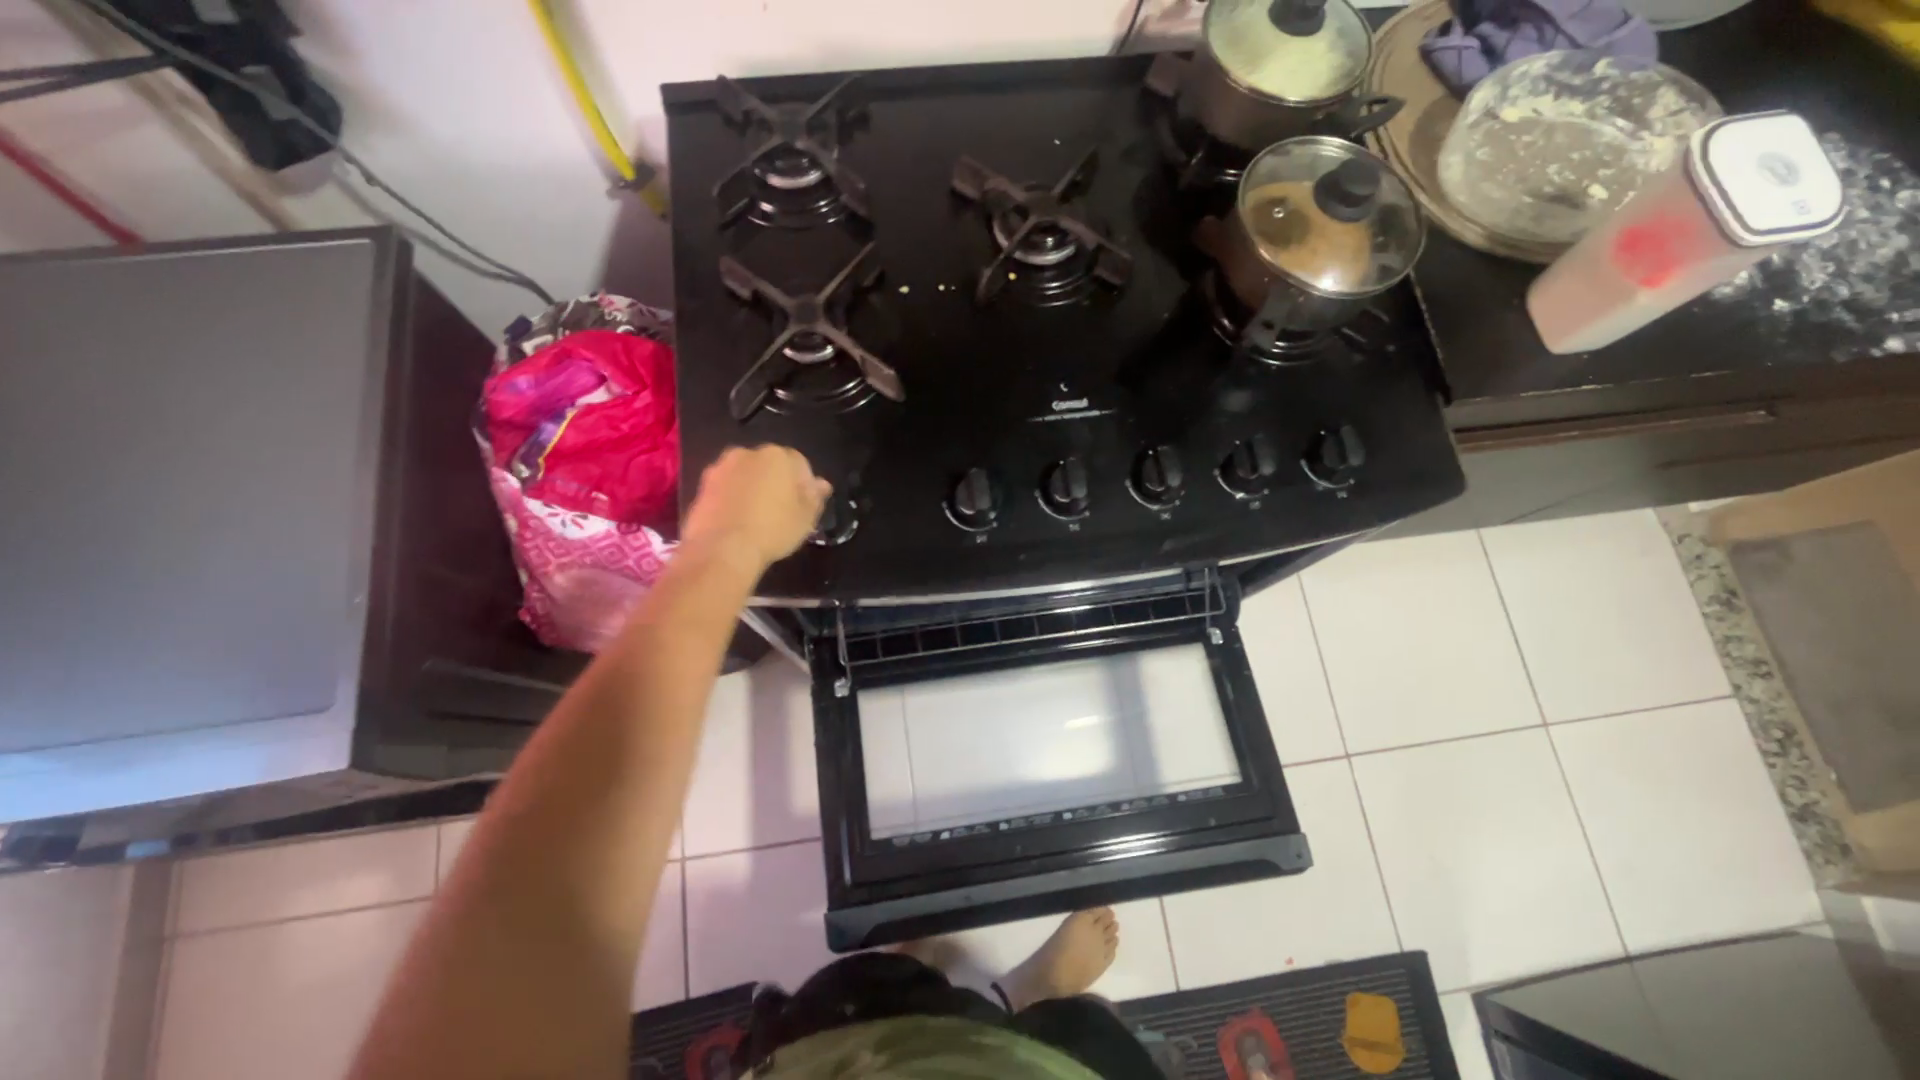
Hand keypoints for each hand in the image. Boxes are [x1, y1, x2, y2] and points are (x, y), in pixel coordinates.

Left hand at [681, 445, 830, 573]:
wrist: (722, 549)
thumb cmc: (772, 529)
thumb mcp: (805, 518)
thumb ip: (815, 496)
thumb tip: (821, 484)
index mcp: (777, 456)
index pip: (798, 463)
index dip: (803, 485)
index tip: (803, 506)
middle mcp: (747, 454)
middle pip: (768, 465)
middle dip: (775, 482)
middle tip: (780, 511)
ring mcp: (720, 469)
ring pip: (744, 475)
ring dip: (751, 489)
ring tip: (755, 518)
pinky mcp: (701, 487)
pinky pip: (725, 489)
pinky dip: (731, 499)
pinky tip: (736, 521)